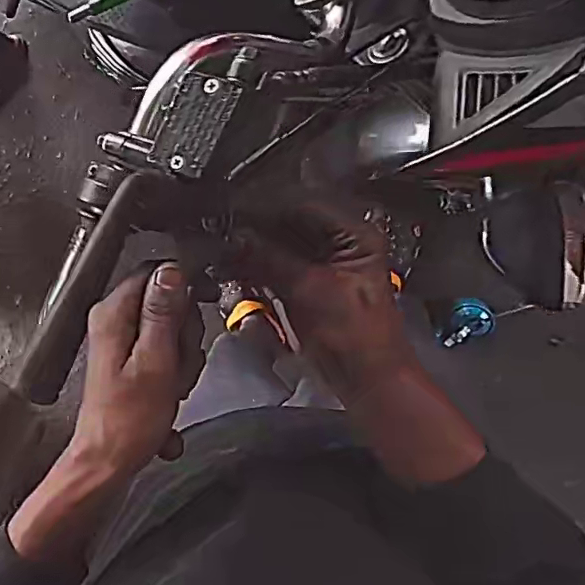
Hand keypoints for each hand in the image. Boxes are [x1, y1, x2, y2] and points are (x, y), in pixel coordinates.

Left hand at [71, 262, 205, 473]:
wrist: (107, 462)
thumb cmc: (127, 421)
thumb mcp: (155, 362)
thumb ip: (164, 314)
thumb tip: (172, 271)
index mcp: (113, 314)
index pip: (155, 272)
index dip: (185, 285)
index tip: (205, 302)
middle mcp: (112, 322)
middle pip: (167, 304)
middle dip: (185, 335)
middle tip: (179, 364)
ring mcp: (120, 342)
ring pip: (170, 332)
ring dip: (182, 361)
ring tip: (171, 386)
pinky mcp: (129, 361)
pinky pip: (164, 354)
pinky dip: (173, 375)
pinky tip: (167, 397)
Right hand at [236, 201, 413, 397]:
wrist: (364, 379)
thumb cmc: (357, 336)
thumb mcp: (311, 290)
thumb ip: (270, 258)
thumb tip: (236, 236)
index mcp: (354, 235)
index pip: (304, 205)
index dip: (266, 205)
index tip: (234, 208)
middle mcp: (337, 244)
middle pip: (287, 223)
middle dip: (253, 226)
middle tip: (221, 227)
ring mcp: (318, 265)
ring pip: (276, 244)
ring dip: (249, 246)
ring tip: (222, 246)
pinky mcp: (302, 285)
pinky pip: (272, 266)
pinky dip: (252, 266)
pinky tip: (231, 264)